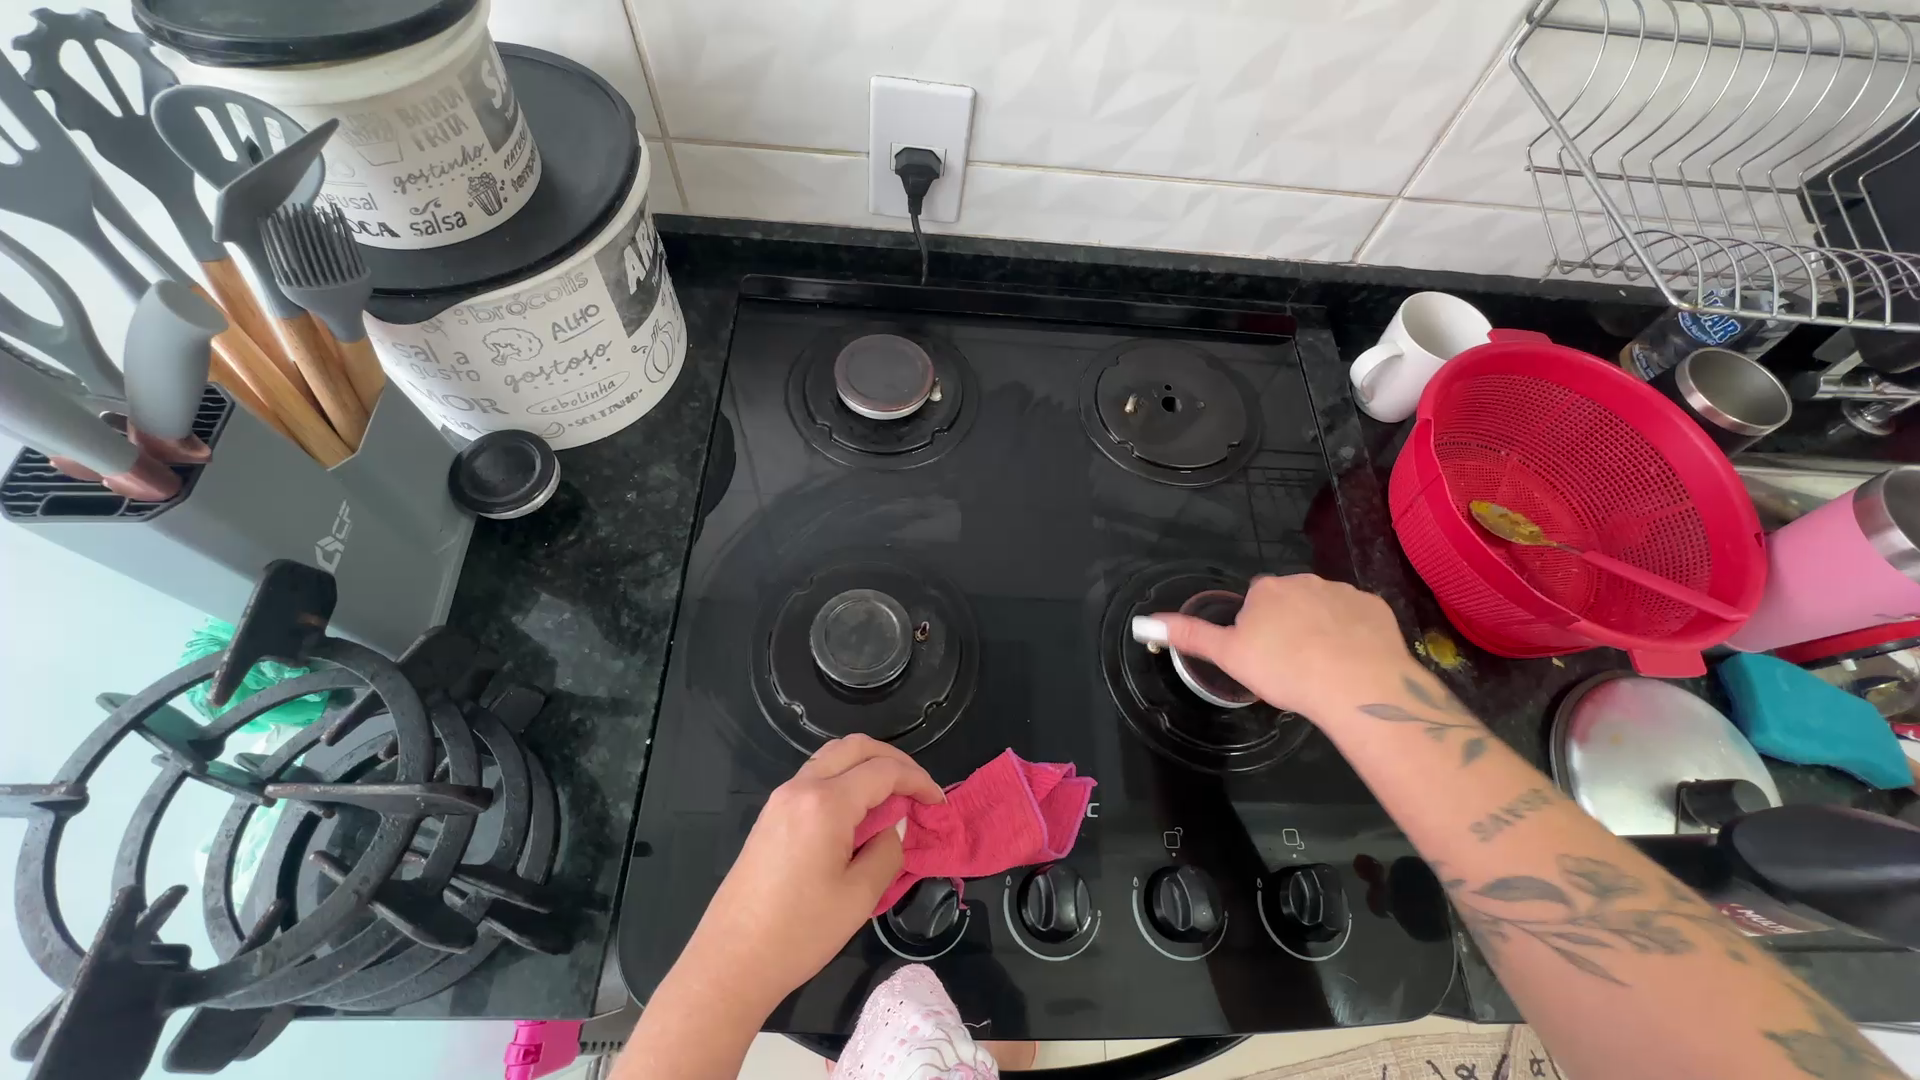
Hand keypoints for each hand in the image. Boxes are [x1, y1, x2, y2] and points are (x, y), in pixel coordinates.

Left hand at [680, 735, 943, 1015]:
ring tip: (893, 798)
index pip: (883, 771)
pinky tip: (859, 813)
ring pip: (832, 757)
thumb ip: (887, 851)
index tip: (938, 803)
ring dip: (867, 766)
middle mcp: (801, 788)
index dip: (918, 780)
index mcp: (826, 803)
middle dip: (894, 761)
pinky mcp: (771, 815)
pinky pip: (816, 777)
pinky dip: (845, 780)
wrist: (731, 962)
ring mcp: (781, 799)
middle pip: (855, 747)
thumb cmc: (799, 932)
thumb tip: (891, 829)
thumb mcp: (860, 896)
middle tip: (919, 789)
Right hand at [1150, 574, 1421, 720]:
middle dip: (1287, 625)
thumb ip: (1188, 635)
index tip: (1261, 656)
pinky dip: (1351, 634)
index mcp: (1265, 589)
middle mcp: (1303, 580)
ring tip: (1321, 667)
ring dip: (1320, 628)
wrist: (1356, 685)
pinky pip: (1356, 618)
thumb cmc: (1284, 669)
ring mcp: (1343, 592)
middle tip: (1289, 664)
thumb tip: (1144, 622)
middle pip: (1288, 602)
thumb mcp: (1227, 656)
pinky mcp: (1375, 607)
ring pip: (1323, 608)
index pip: (1253, 602)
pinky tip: (1350, 661)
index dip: (1255, 629)